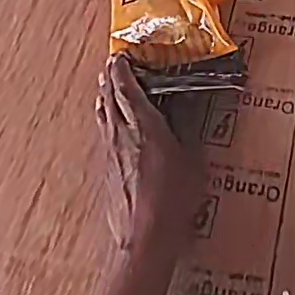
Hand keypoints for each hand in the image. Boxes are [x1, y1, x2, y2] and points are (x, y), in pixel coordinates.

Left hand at [96, 55, 205, 256]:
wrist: (144, 240)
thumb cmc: (173, 198)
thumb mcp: (191, 159)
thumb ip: (186, 127)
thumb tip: (186, 102)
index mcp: (143, 125)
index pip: (127, 88)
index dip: (122, 69)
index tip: (120, 54)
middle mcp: (121, 134)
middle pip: (109, 97)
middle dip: (111, 78)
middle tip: (113, 64)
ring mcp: (110, 152)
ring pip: (103, 114)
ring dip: (105, 96)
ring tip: (107, 85)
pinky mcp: (106, 170)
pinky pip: (104, 132)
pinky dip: (106, 117)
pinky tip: (110, 122)